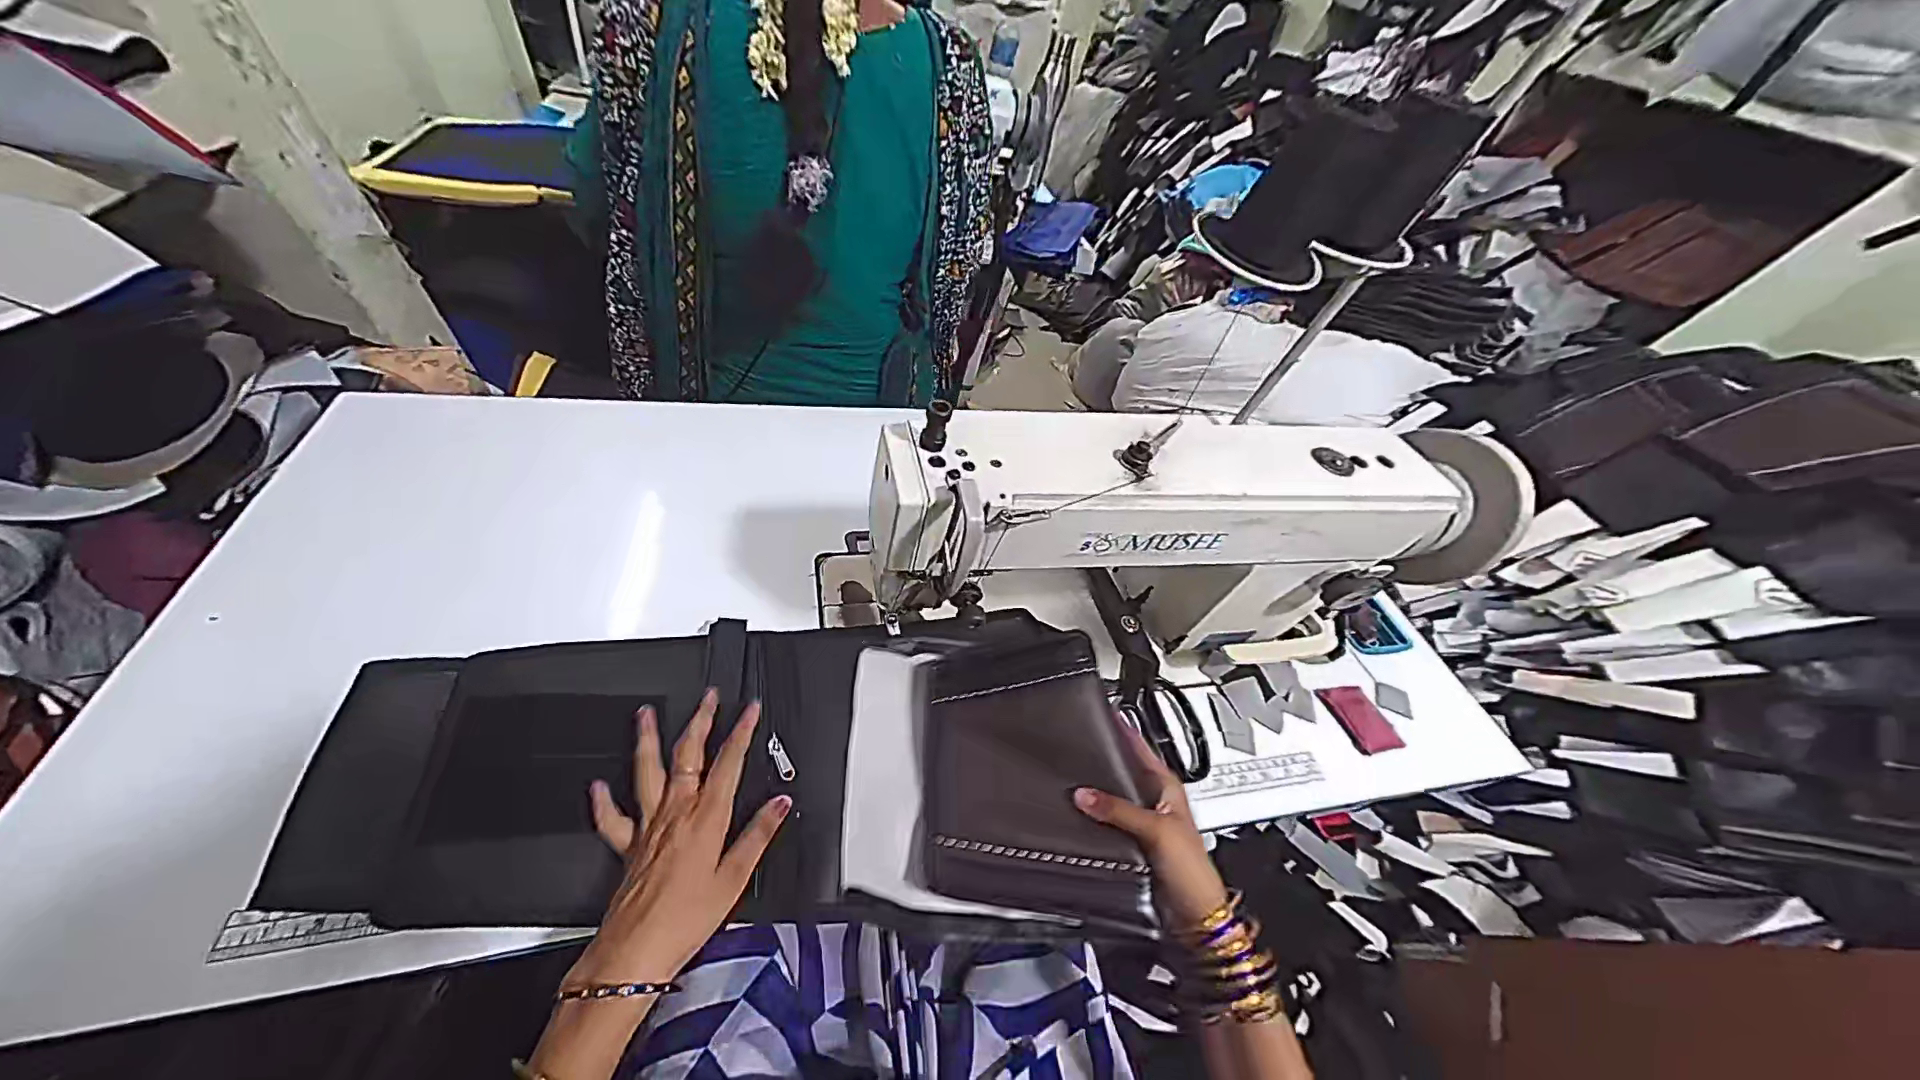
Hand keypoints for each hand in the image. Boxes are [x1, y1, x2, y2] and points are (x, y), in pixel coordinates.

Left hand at [568, 689, 791, 988]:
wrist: (633, 955)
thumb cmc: (683, 921)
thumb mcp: (734, 880)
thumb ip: (758, 835)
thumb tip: (780, 804)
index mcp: (705, 820)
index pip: (728, 763)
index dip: (740, 732)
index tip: (750, 710)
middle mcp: (674, 815)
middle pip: (687, 755)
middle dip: (700, 721)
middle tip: (708, 697)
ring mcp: (648, 828)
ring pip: (647, 772)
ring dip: (649, 741)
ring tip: (646, 715)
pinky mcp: (628, 848)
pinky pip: (612, 819)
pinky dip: (604, 801)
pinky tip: (598, 787)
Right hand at [1073, 717, 1228, 926]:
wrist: (1197, 918)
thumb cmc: (1195, 873)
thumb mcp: (1156, 831)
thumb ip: (1119, 809)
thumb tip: (1084, 793)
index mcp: (1167, 786)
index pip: (1139, 746)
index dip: (1122, 728)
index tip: (1101, 711)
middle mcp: (1155, 799)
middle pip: (1122, 770)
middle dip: (1101, 760)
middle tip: (1076, 744)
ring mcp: (1143, 821)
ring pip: (1112, 796)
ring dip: (1096, 792)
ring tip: (1072, 778)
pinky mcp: (1132, 842)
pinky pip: (1107, 820)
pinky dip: (1095, 815)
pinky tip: (1081, 812)